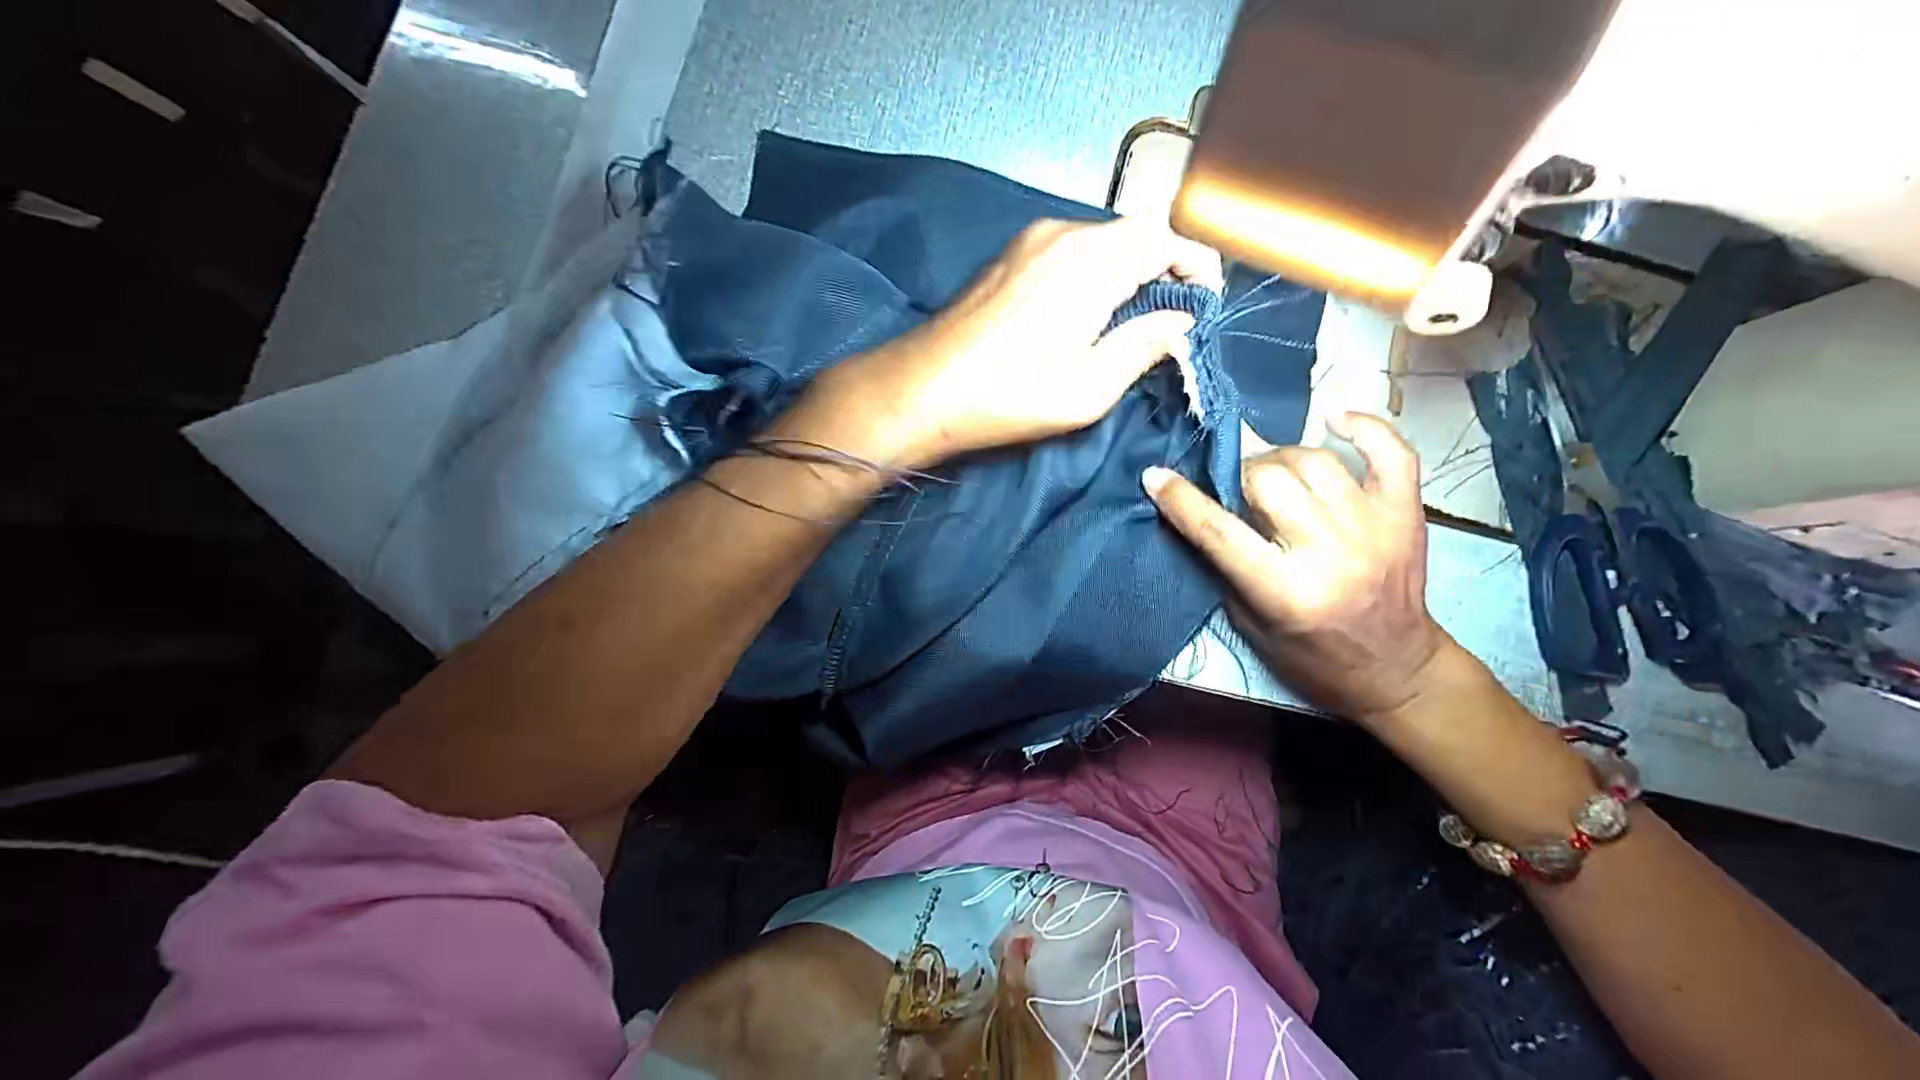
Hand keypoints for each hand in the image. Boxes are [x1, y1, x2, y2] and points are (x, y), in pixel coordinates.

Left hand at [805, 216, 1223, 466]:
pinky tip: (1080, 317)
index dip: (1194, 267)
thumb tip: (1180, 321)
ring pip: (1098, 243)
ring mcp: (1028, 242)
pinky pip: (1067, 253)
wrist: (923, 389)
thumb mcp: (1091, 387)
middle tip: (1167, 322)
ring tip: (1124, 325)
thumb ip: (1144, 346)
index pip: (1166, 238)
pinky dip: (1089, 275)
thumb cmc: (1011, 394)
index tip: (1202, 305)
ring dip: (1123, 274)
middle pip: (1132, 236)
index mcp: (1091, 259)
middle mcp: (1061, 233)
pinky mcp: (1006, 259)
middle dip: (1160, 273)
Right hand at [1143, 412, 1453, 723]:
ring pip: (1314, 459)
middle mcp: (1330, 552)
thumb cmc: (1311, 656)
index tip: (1155, 476)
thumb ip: (1224, 565)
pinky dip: (1363, 426)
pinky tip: (1335, 421)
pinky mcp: (1405, 514)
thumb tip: (1200, 508)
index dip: (1180, 498)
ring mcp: (1374, 528)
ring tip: (1274, 474)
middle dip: (1239, 476)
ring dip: (1281, 459)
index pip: (1220, 530)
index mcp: (1286, 590)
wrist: (1394, 670)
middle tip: (1235, 488)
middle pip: (1268, 480)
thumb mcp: (1249, 622)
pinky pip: (1391, 451)